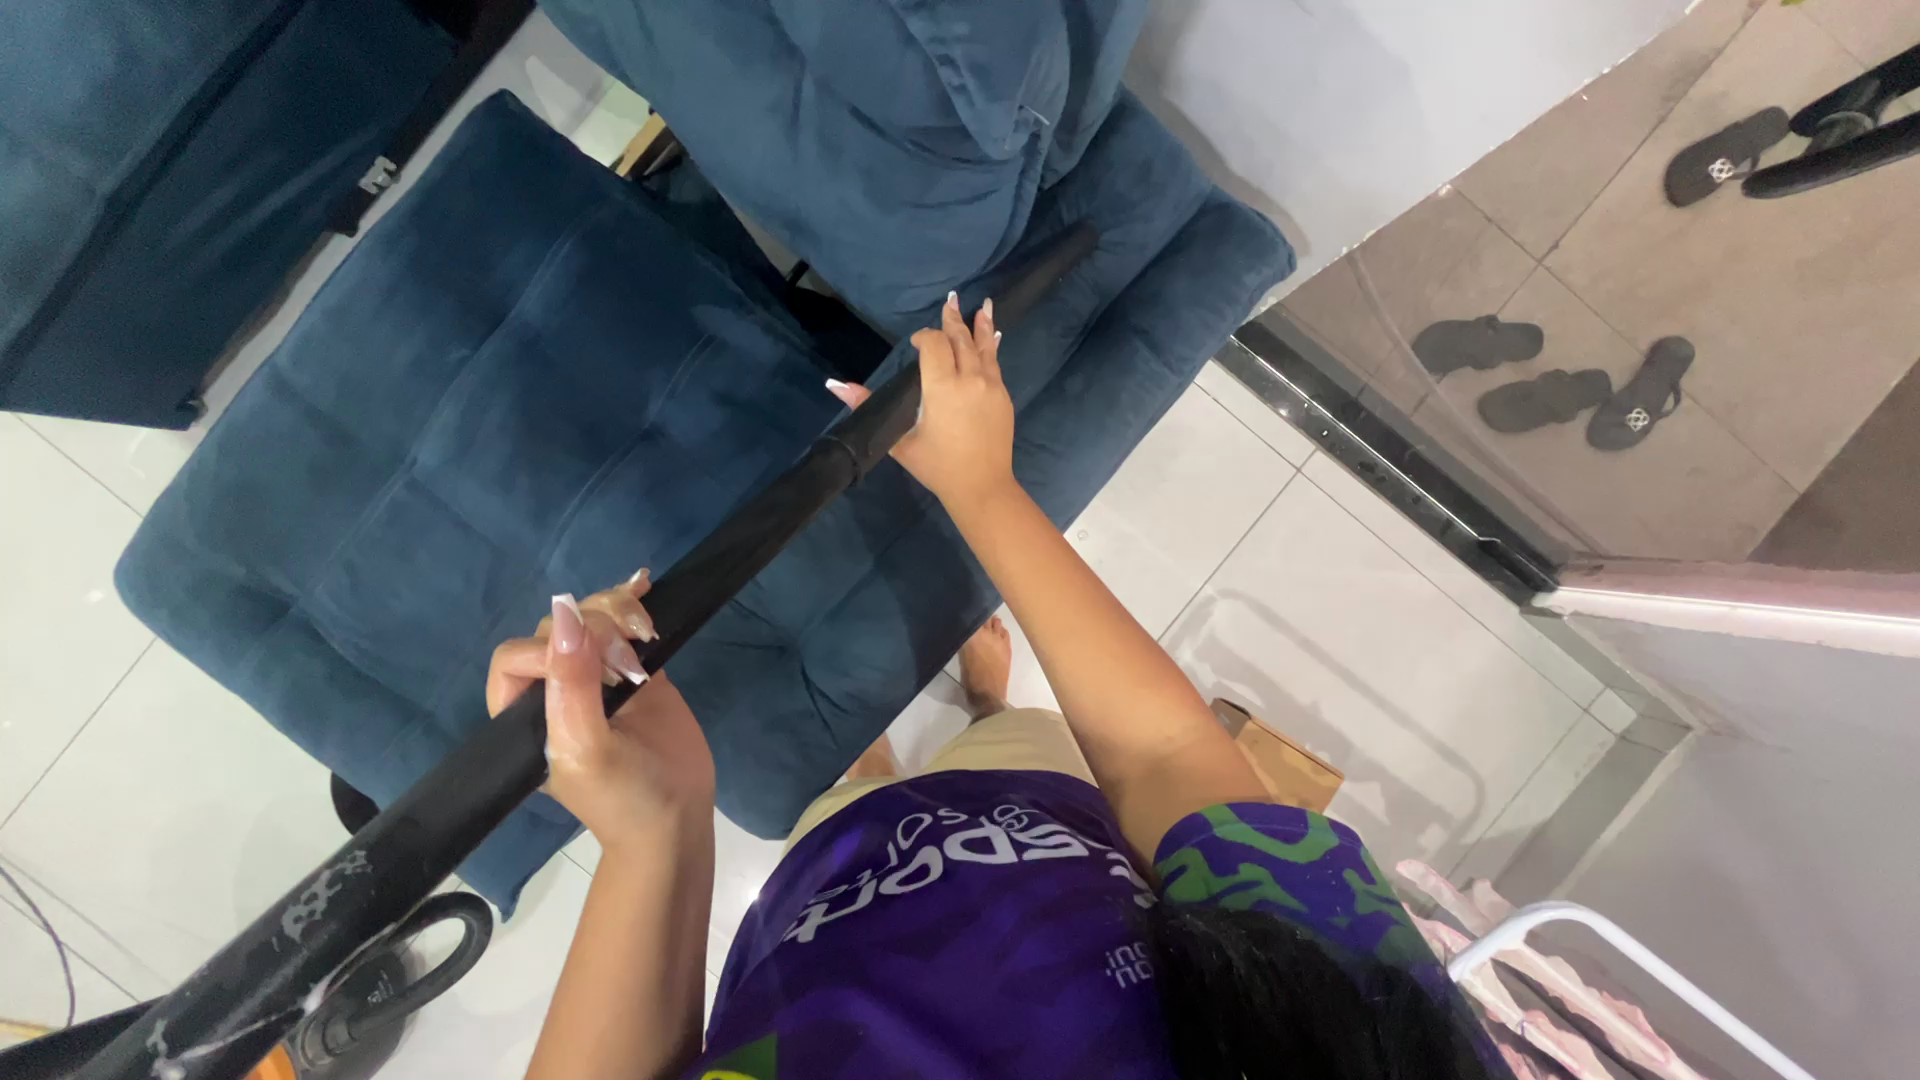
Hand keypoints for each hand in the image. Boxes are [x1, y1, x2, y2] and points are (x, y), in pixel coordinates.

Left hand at [487, 575, 715, 854]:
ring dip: (619, 610)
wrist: (677, 818)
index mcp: (527, 713)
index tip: (600, 664)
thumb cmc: (622, 797)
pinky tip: (647, 585)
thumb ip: (572, 685)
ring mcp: (601, 677)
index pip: (519, 656)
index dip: (554, 648)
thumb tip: (567, 614)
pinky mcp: (639, 671)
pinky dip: (635, 603)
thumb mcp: (588, 749)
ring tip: (648, 631)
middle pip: (559, 628)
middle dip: (596, 627)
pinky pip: (628, 628)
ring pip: (593, 620)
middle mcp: (558, 690)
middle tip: (631, 659)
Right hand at [826, 292, 1015, 511]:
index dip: (924, 337)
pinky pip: (996, 363)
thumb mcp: (899, 440)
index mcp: (941, 386)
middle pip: (959, 339)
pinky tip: (993, 336)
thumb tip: (835, 385)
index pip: (933, 344)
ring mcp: (990, 386)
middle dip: (952, 319)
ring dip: (979, 325)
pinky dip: (991, 347)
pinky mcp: (1003, 397)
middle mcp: (968, 378)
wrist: (982, 487)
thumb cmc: (937, 466)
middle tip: (950, 300)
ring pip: (983, 347)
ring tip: (982, 304)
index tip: (916, 342)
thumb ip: (869, 407)